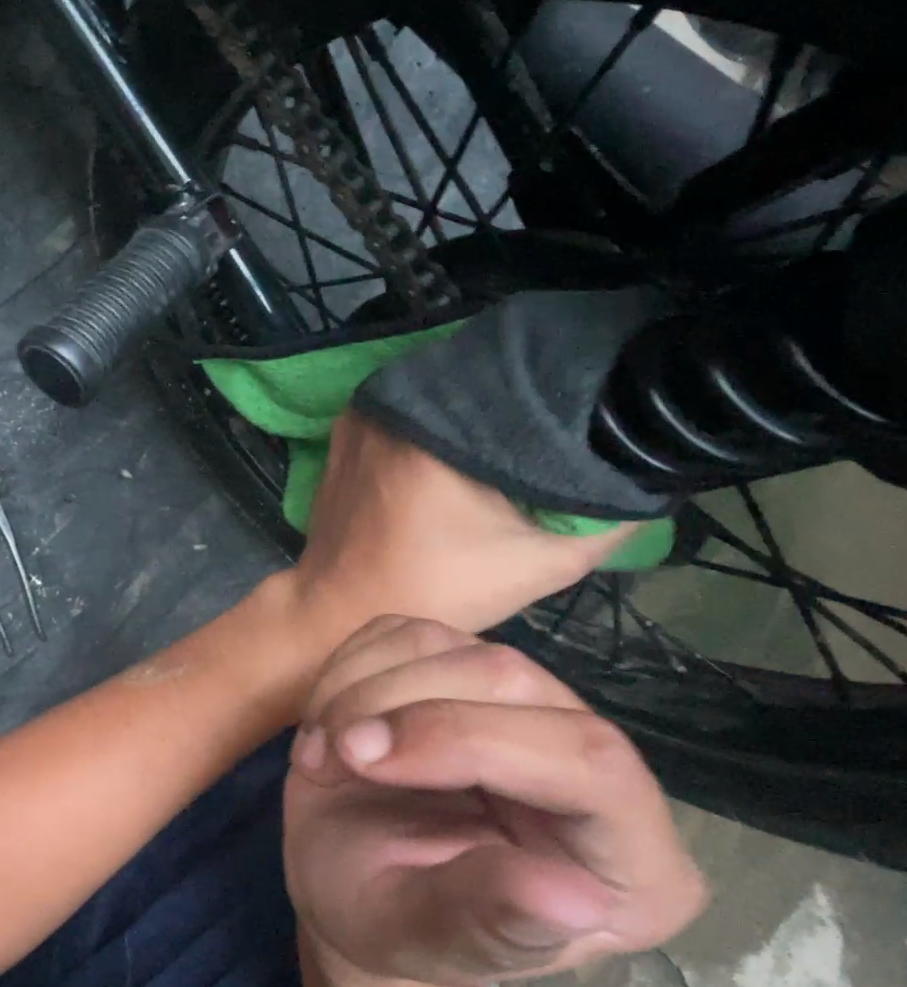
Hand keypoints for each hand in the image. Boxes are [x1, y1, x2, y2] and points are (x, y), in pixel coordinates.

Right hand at [285, 617, 706, 986]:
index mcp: (628, 862)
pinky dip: (342, 674)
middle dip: (398, 706)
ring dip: (357, 691)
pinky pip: (397, 633)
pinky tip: (326, 727)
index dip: (469, 738)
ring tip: (321, 754)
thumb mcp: (426, 938)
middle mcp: (590, 766)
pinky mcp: (454, 667)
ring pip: (447, 645)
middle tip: (329, 756)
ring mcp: (519, 704)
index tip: (360, 758)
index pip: (589, 760)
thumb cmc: (389, 921)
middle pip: (509, 679)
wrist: (340, 879)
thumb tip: (573, 897)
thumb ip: (491, 922)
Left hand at [291, 411, 634, 634]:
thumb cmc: (434, 589)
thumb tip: (648, 475)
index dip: (569, 395)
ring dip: (480, 409)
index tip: (604, 409)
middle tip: (572, 422)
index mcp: (436, 433)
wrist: (337, 603)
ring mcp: (362, 414)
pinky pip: (406, 407)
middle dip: (526, 401)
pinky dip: (438, 419)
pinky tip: (467, 441)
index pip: (525, 386)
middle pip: (480, 384)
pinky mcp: (346, 428)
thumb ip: (604, 521)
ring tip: (524, 429)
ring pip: (442, 393)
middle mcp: (393, 408)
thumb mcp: (538, 564)